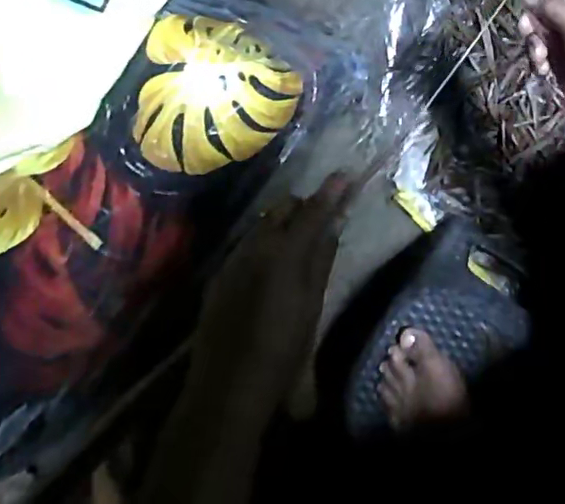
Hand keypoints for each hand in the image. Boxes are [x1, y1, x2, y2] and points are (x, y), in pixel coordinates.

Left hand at [186, 173, 354, 419]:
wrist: (227, 390)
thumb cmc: (283, 350)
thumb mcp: (313, 304)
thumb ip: (322, 258)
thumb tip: (334, 225)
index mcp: (286, 252)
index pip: (314, 209)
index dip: (331, 190)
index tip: (345, 175)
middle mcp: (256, 246)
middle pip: (283, 208)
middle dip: (304, 205)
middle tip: (322, 216)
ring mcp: (233, 259)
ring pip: (263, 224)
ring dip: (283, 223)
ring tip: (298, 240)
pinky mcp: (219, 277)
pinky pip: (247, 246)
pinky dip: (264, 244)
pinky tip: (271, 266)